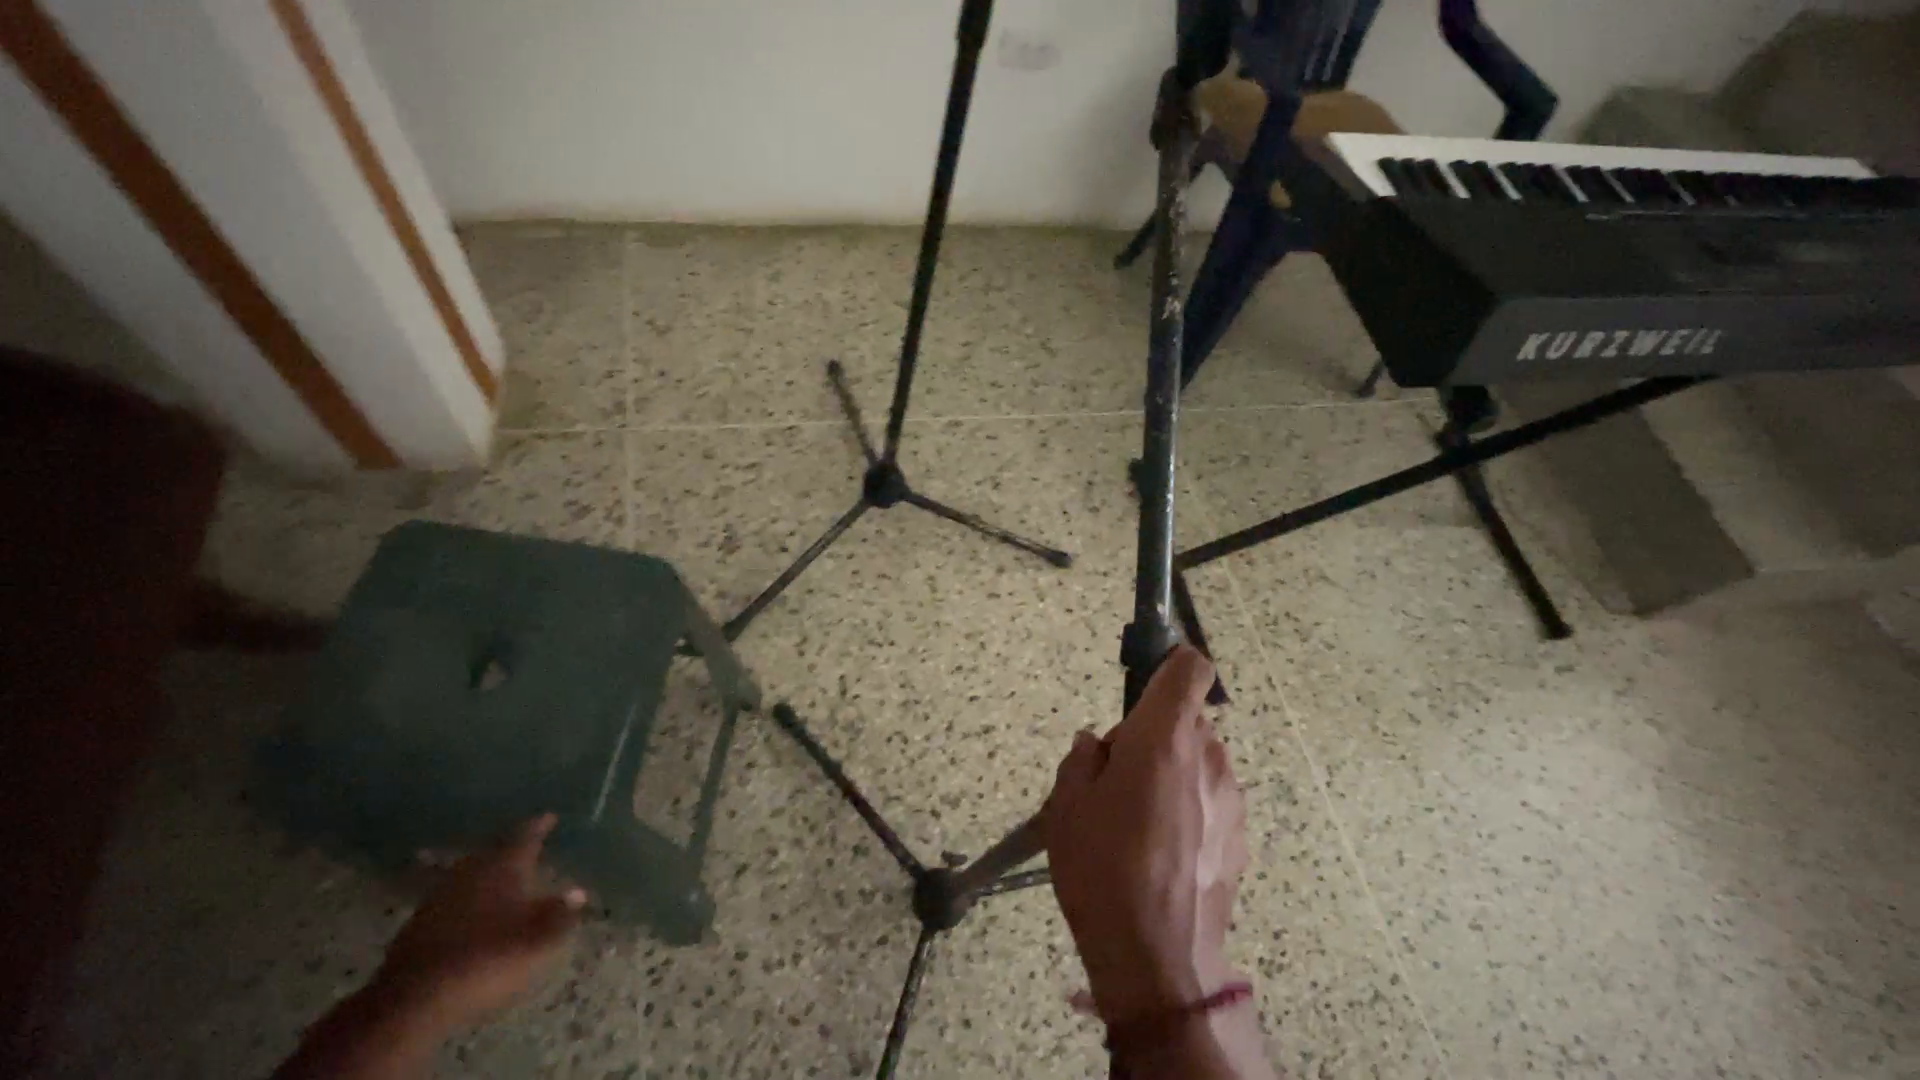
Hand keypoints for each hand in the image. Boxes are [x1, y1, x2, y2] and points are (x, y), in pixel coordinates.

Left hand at [373, 814, 586, 1031]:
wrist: (414, 999)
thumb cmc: (489, 958)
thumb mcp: (539, 938)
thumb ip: (561, 913)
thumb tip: (578, 891)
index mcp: (503, 867)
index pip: (525, 836)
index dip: (539, 826)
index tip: (550, 816)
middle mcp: (471, 872)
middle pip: (494, 853)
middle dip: (511, 850)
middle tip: (528, 849)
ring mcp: (441, 897)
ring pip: (471, 876)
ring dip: (488, 877)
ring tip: (504, 881)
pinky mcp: (420, 925)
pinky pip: (453, 901)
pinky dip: (469, 903)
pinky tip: (475, 917)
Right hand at [1043, 646, 1248, 1024]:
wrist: (1158, 958)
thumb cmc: (1102, 870)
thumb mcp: (1067, 807)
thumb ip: (1083, 760)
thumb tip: (1098, 745)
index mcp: (1164, 739)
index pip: (1190, 669)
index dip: (1170, 663)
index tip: (1145, 683)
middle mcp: (1208, 758)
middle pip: (1187, 720)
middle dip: (1154, 735)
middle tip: (1117, 778)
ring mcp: (1232, 799)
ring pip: (1200, 761)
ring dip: (1173, 774)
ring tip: (1139, 823)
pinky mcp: (1241, 836)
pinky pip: (1212, 800)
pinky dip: (1191, 809)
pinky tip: (1164, 853)